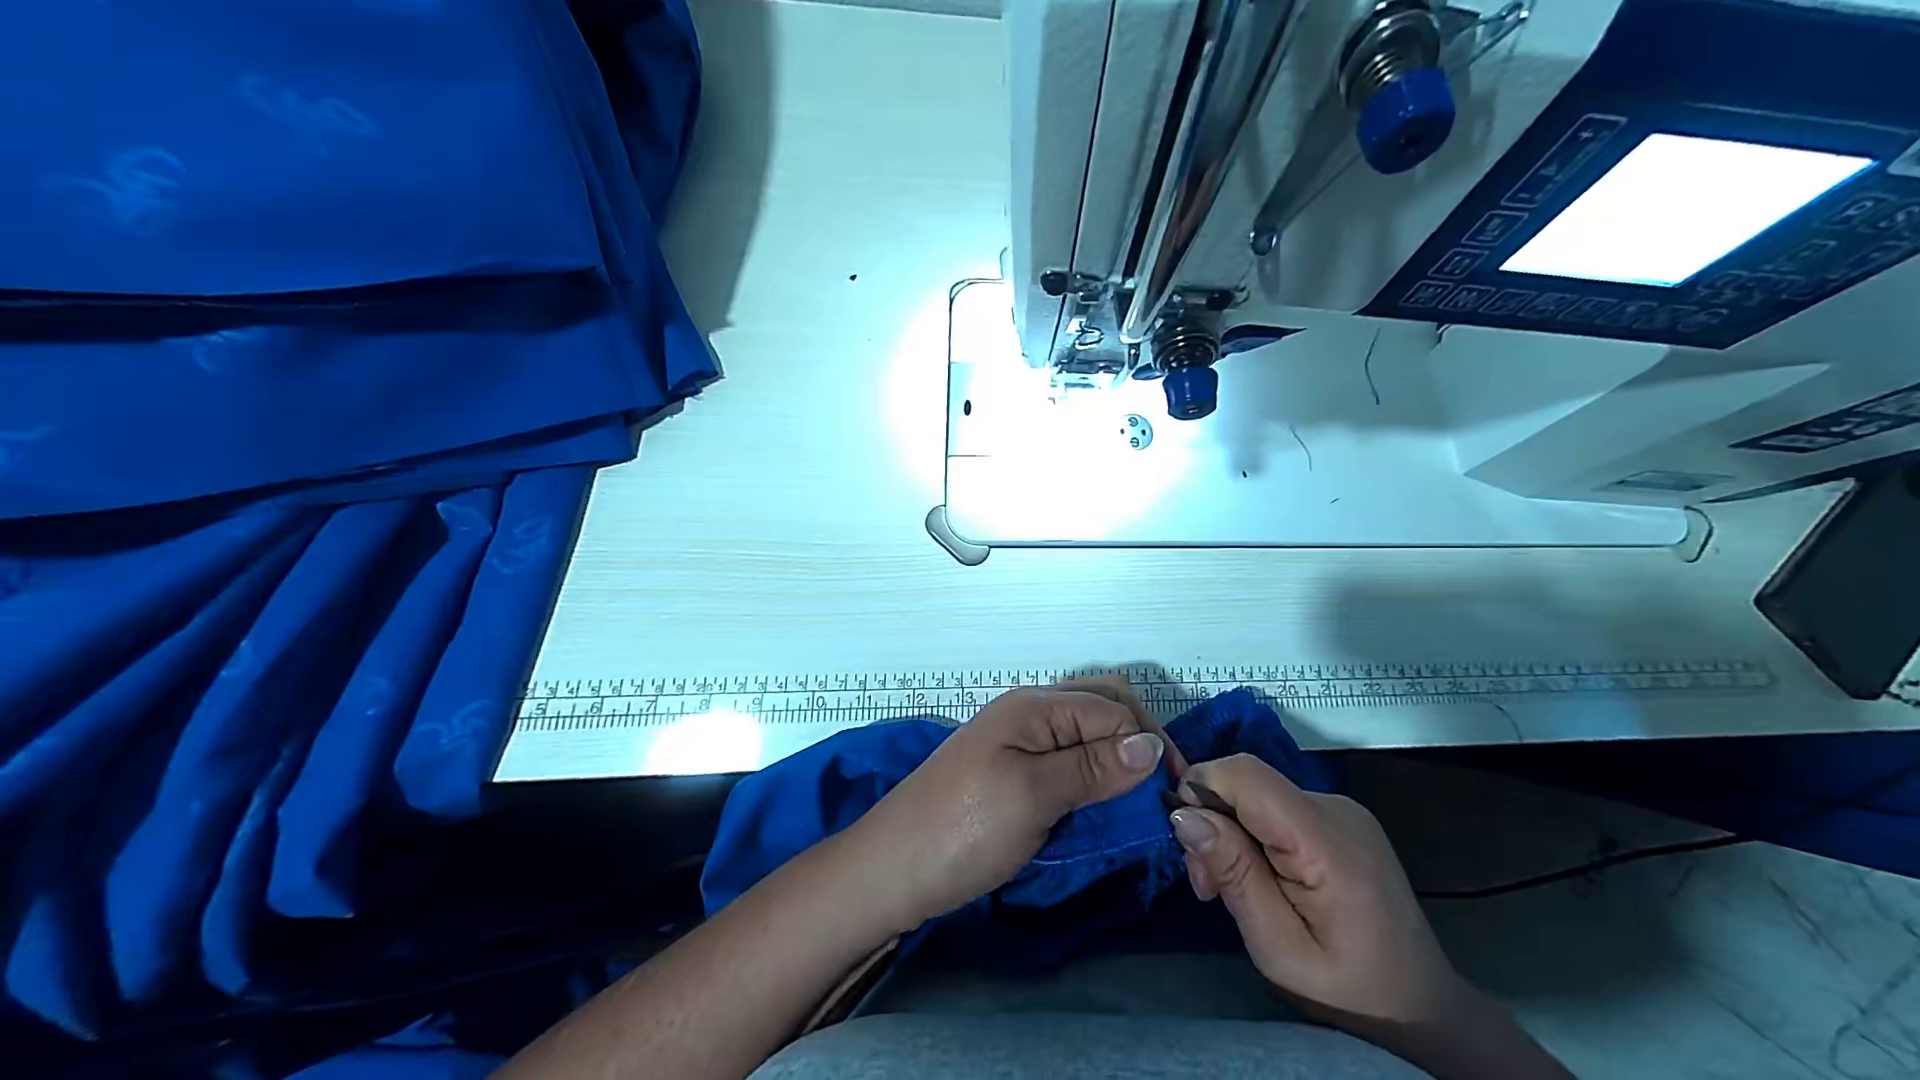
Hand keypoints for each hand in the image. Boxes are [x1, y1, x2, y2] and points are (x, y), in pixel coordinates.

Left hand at [838, 676, 1179, 934]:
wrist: (893, 870)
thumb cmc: (964, 829)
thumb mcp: (1035, 794)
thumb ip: (1094, 766)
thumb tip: (1151, 745)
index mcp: (1035, 704)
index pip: (1115, 708)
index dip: (1150, 744)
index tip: (1177, 796)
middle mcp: (1029, 712)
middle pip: (1102, 712)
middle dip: (1137, 746)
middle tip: (1162, 797)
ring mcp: (1018, 742)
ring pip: (1086, 738)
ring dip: (1117, 764)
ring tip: (1142, 805)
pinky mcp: (1012, 772)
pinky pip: (1066, 763)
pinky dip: (1092, 779)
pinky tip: (1103, 806)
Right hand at [1168, 754, 1461, 1029]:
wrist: (1421, 1010)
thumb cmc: (1347, 991)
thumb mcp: (1278, 946)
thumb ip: (1234, 872)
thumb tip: (1183, 814)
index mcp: (1327, 840)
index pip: (1244, 773)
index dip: (1201, 790)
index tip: (1189, 846)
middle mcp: (1335, 807)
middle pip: (1245, 781)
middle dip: (1211, 821)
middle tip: (1208, 885)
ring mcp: (1340, 809)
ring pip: (1255, 792)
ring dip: (1229, 831)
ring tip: (1232, 888)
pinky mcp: (1338, 817)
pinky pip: (1274, 805)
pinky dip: (1252, 833)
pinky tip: (1260, 877)